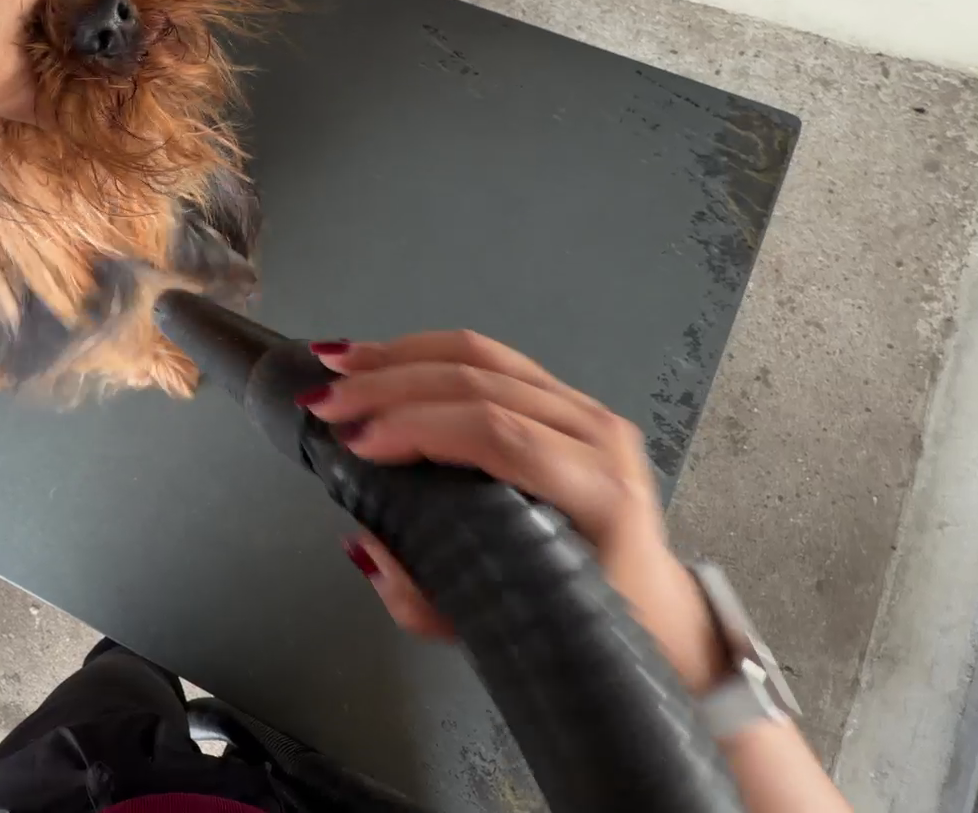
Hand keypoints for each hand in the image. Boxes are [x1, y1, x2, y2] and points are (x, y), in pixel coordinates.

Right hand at [303, 332, 727, 690]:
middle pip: (478, 383)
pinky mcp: (560, 392)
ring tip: (336, 365)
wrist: (653, 603)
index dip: (416, 428)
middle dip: (388, 386)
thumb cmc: (576, 617)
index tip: (355, 444)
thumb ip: (421, 595)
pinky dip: (419, 350)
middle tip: (324, 404)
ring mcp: (581, 405)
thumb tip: (362, 541)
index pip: (496, 434)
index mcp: (594, 492)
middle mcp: (595, 434)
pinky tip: (374, 356)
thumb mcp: (495, 627)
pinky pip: (484, 353)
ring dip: (395, 355)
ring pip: (478, 354)